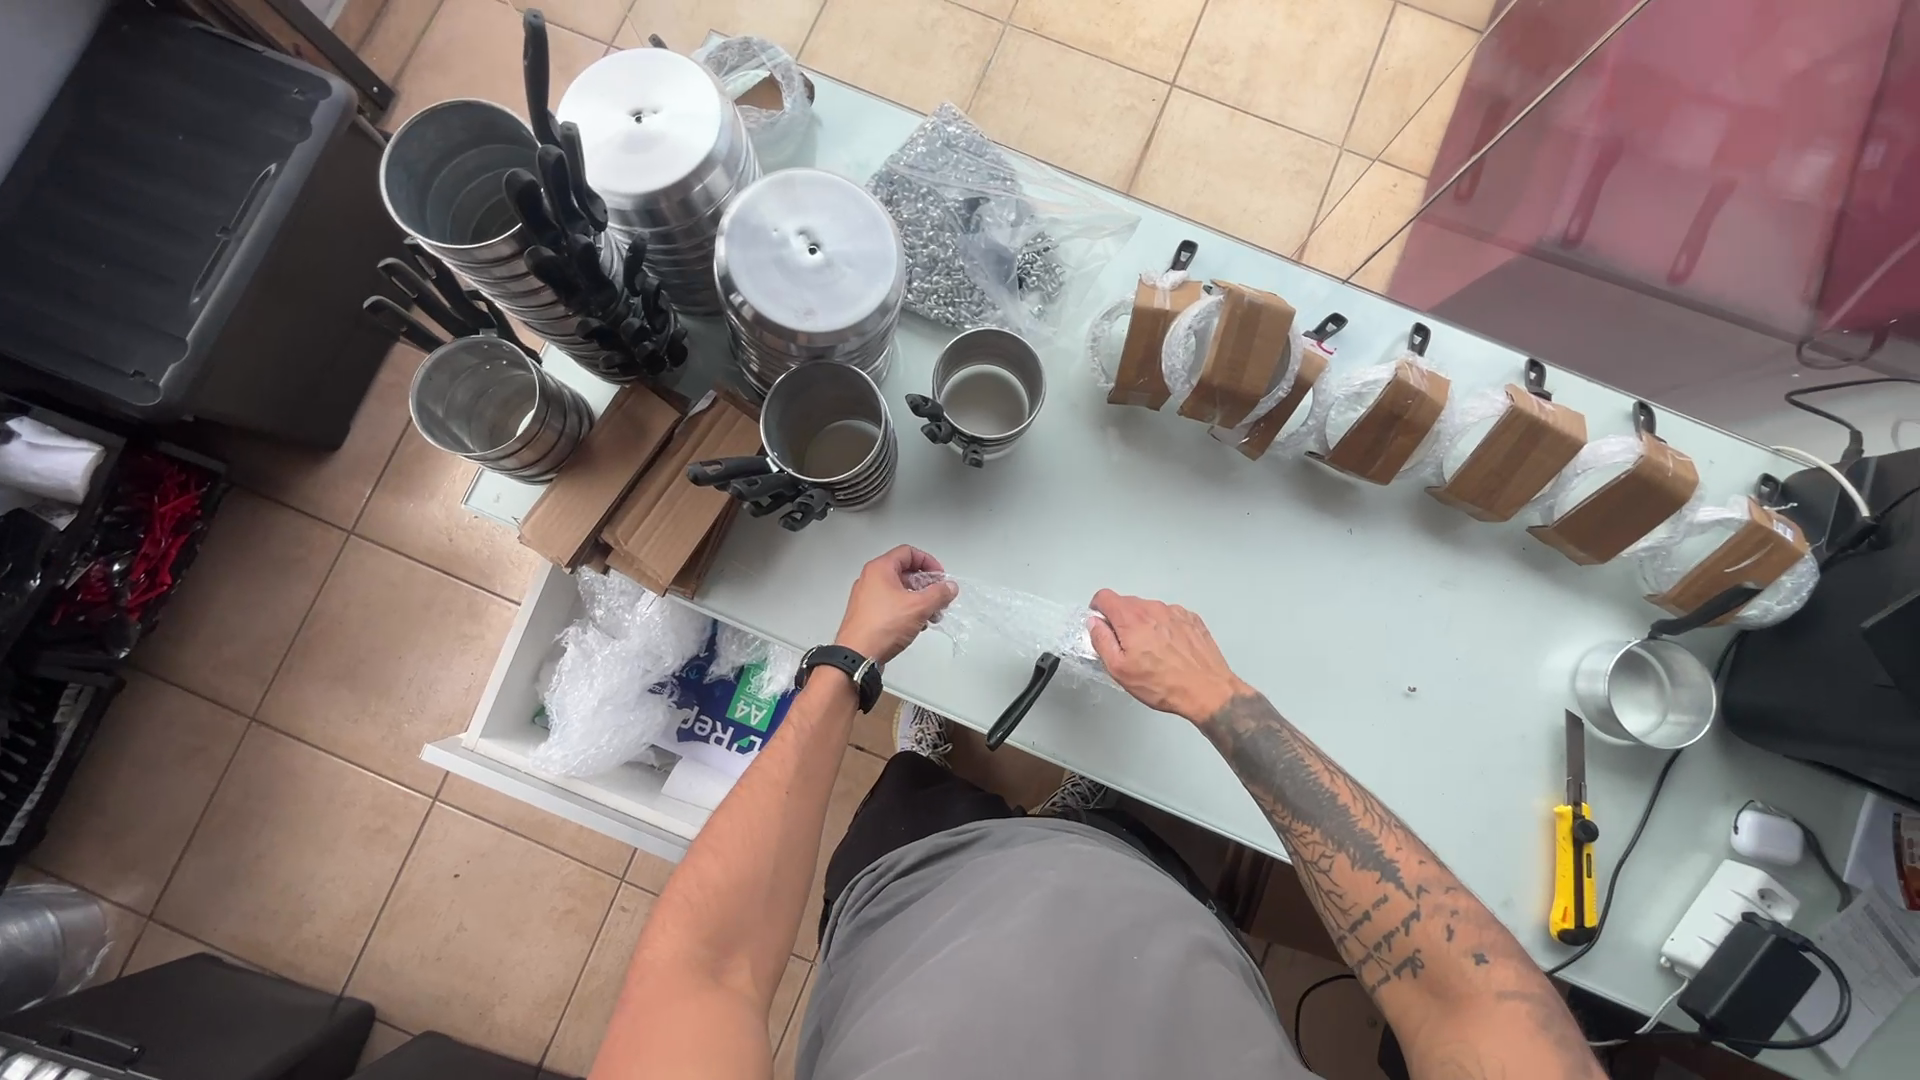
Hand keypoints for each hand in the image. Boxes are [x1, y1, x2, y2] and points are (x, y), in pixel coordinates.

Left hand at [835, 546, 957, 663]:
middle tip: (939, 597)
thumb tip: (949, 587)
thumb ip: (939, 593)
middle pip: (905, 572)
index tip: (940, 577)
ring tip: (932, 615)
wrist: (857, 655)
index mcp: (880, 569)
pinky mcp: (867, 614)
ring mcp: (867, 597)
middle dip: (926, 585)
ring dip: (919, 600)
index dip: (928, 562)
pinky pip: (891, 605)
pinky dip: (907, 610)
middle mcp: (871, 579)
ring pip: (899, 591)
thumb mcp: (919, 606)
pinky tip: (918, 624)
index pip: (908, 552)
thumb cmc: (881, 627)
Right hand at [1088, 589, 1248, 723]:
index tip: (1100, 621)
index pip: (1105, 597)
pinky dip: (1164, 628)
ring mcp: (1174, 612)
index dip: (1098, 608)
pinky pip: (1169, 616)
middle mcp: (1152, 609)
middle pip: (1127, 603)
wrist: (1206, 690)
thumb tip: (1094, 625)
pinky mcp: (1191, 619)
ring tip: (1152, 652)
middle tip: (1126, 647)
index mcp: (1131, 619)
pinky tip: (1169, 649)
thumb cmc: (1164, 684)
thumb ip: (1102, 641)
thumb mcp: (1119, 669)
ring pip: (1149, 610)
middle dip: (1121, 620)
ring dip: (1144, 624)